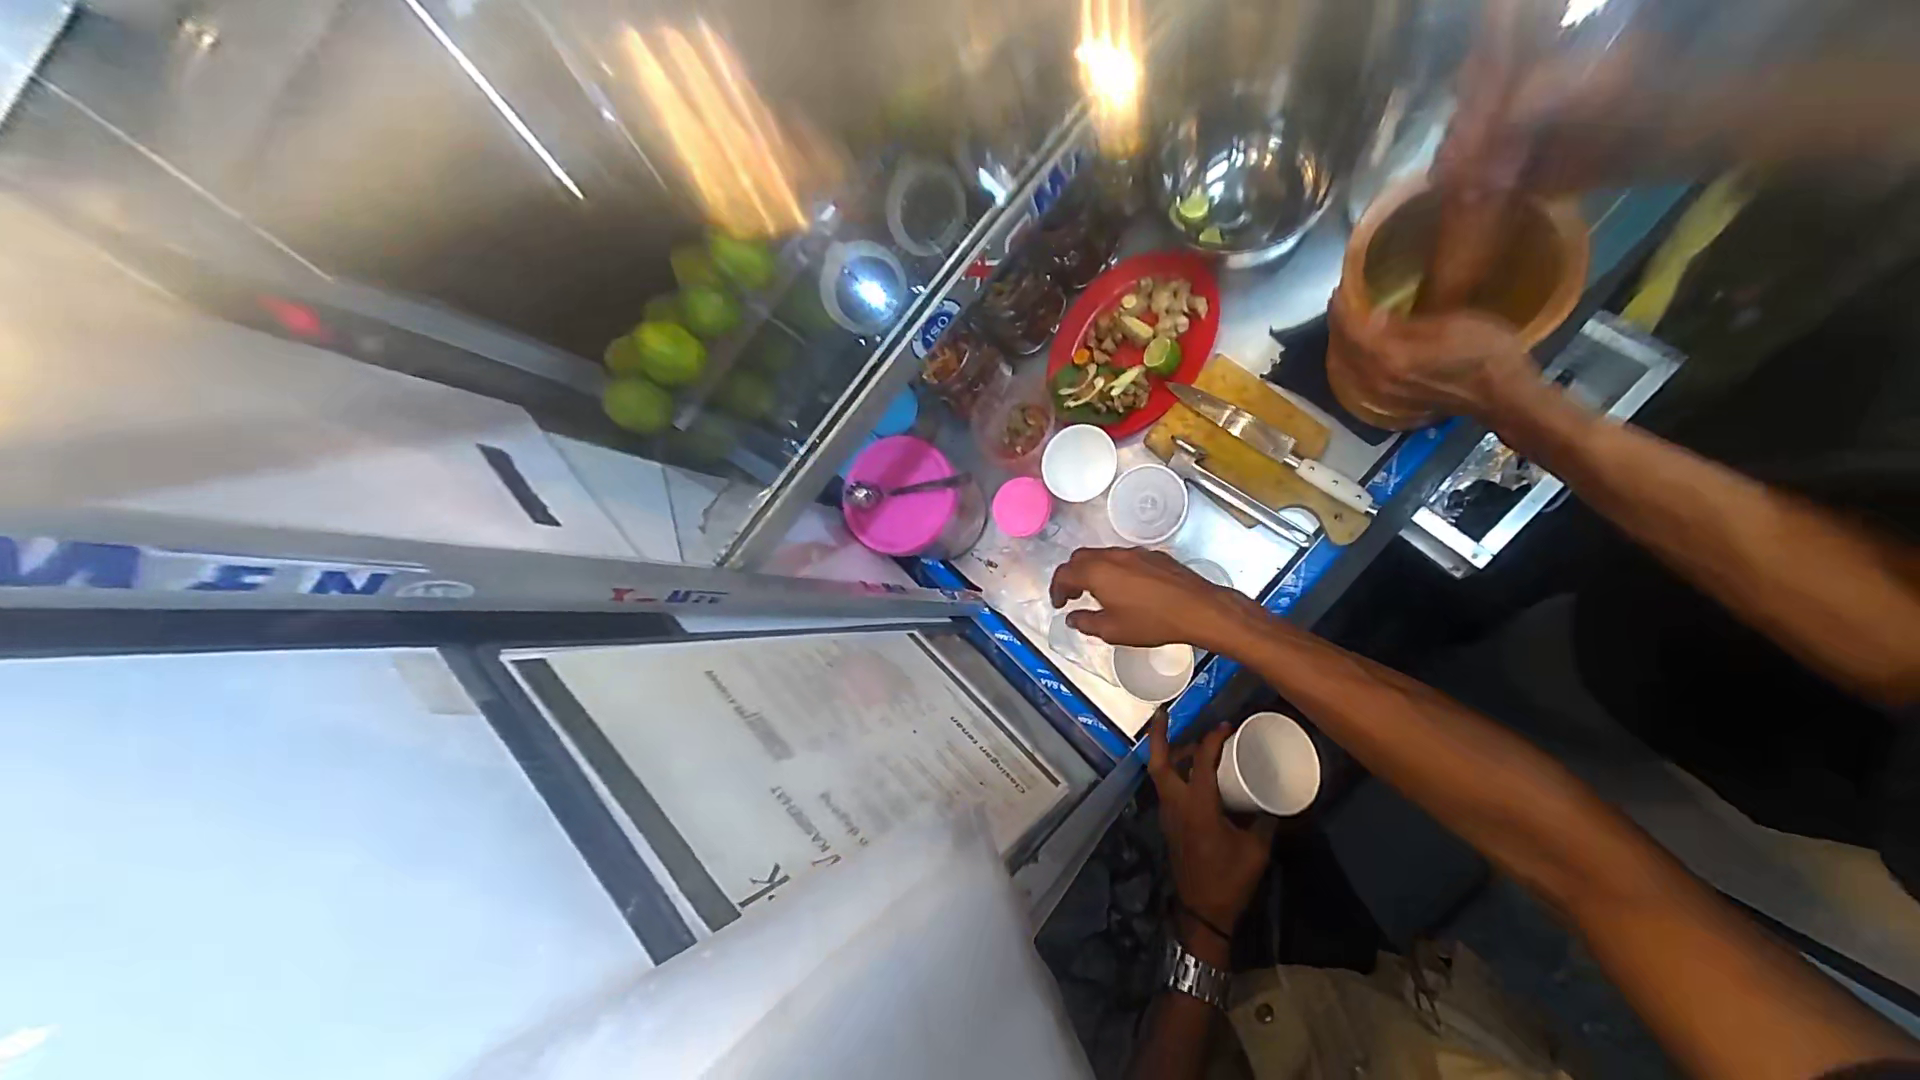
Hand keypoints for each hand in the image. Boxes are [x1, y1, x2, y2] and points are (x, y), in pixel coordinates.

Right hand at [1048, 548, 1259, 653]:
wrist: (1198, 609)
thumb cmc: (1152, 621)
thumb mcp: (1112, 630)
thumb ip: (1086, 622)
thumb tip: (1074, 618)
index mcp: (1096, 571)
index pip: (1064, 573)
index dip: (1056, 589)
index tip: (1059, 604)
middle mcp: (1112, 556)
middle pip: (1080, 558)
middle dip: (1071, 575)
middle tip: (1072, 595)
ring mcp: (1135, 553)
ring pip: (1103, 555)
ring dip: (1093, 570)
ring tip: (1097, 592)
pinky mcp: (1154, 556)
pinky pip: (1124, 558)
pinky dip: (1114, 569)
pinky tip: (1124, 588)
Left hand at [1147, 710, 1276, 934]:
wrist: (1203, 910)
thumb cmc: (1229, 879)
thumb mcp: (1256, 850)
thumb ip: (1266, 821)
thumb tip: (1278, 799)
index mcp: (1197, 806)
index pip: (1201, 762)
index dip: (1212, 739)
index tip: (1226, 725)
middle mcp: (1175, 803)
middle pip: (1158, 761)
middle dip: (1159, 734)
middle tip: (1165, 713)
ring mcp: (1167, 813)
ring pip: (1160, 773)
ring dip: (1170, 753)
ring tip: (1194, 743)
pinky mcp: (1168, 822)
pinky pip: (1166, 787)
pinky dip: (1174, 772)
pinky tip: (1191, 772)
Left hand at [1327, 307, 1535, 420]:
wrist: (1499, 395)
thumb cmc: (1485, 352)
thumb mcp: (1451, 325)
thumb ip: (1403, 325)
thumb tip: (1370, 316)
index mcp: (1391, 357)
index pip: (1352, 330)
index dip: (1343, 309)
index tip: (1340, 290)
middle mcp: (1375, 379)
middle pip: (1342, 349)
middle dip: (1338, 324)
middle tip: (1340, 303)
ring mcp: (1376, 394)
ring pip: (1342, 366)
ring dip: (1338, 344)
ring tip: (1344, 322)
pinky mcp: (1382, 402)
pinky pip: (1350, 379)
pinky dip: (1345, 362)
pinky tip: (1350, 350)